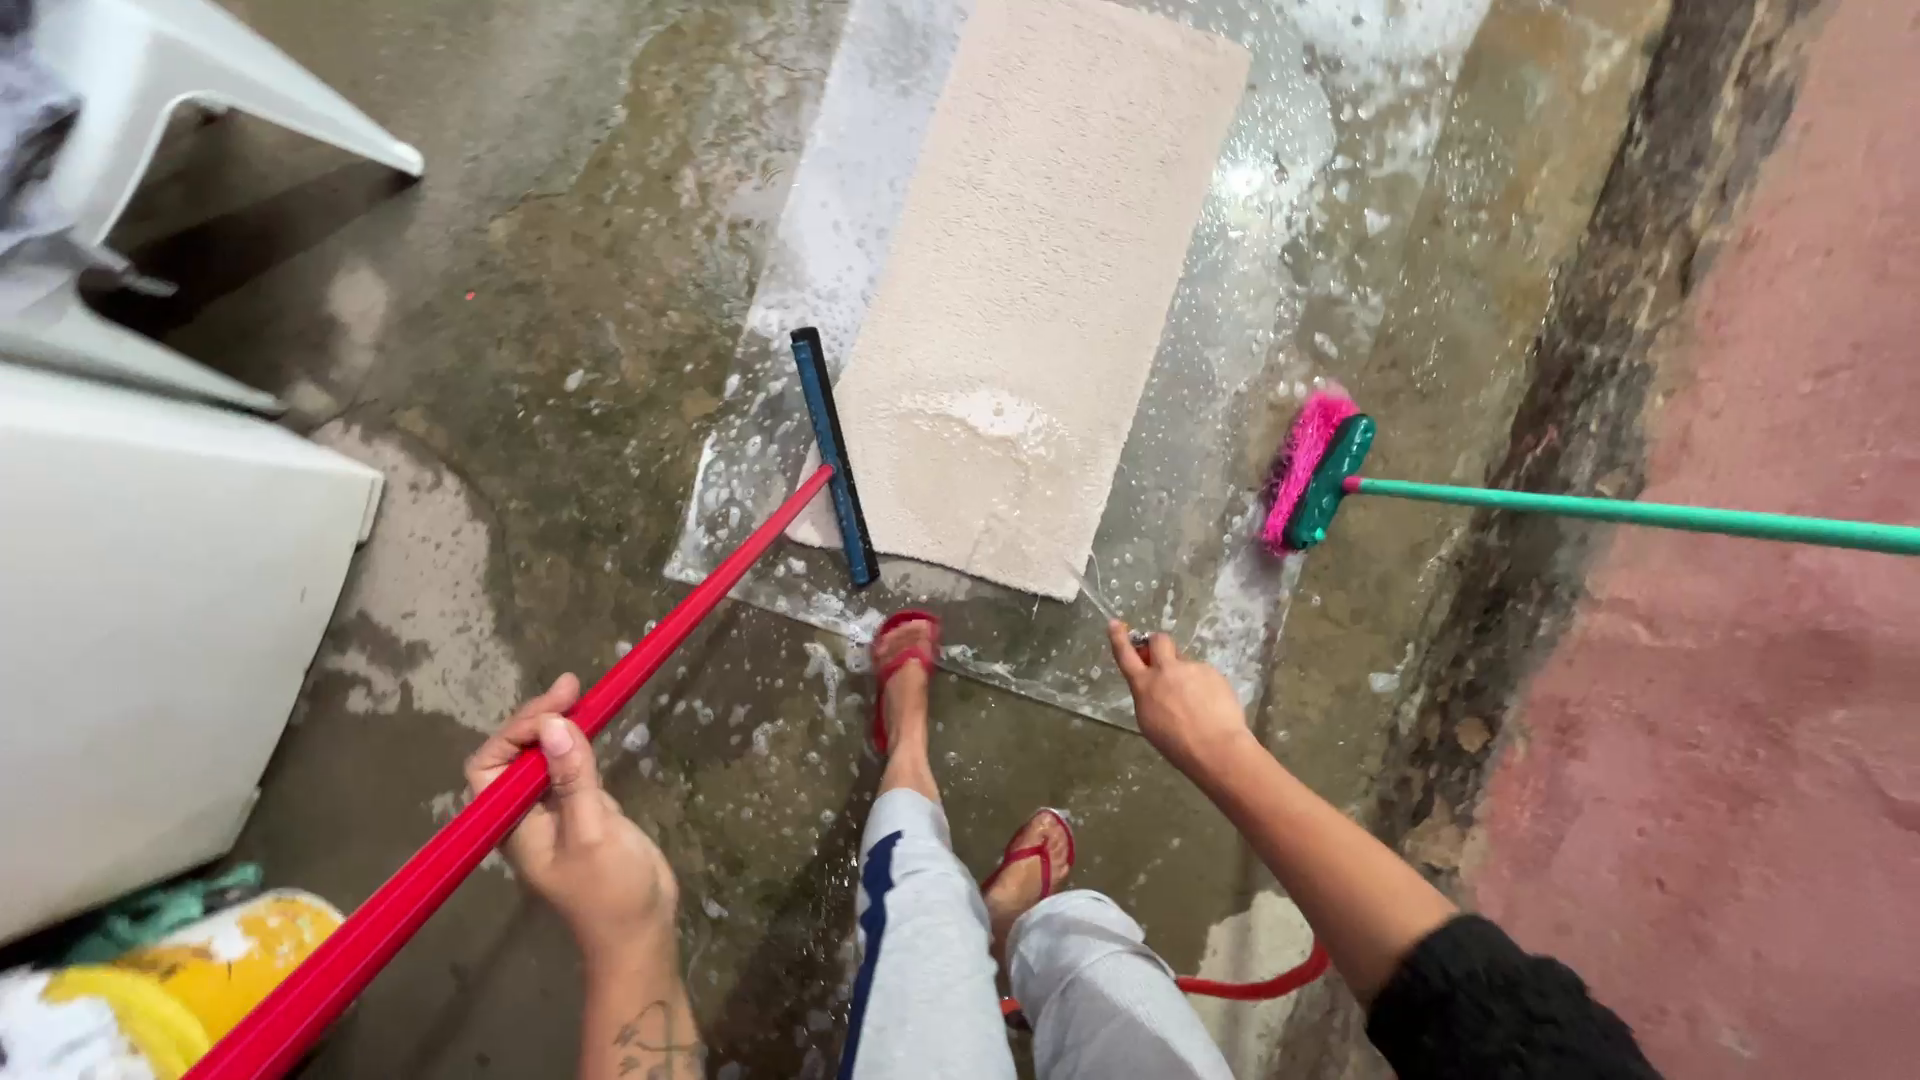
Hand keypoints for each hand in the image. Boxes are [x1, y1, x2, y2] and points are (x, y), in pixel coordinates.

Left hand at [465, 674, 677, 967]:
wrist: (641, 930)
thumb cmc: (610, 890)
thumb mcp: (593, 831)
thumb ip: (572, 777)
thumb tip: (555, 723)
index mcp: (511, 824)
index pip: (489, 764)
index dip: (518, 728)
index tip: (561, 702)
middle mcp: (524, 814)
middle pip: (512, 755)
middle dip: (537, 717)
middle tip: (574, 686)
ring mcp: (554, 812)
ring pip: (541, 758)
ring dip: (557, 724)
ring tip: (583, 694)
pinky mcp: (584, 810)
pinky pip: (570, 767)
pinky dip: (578, 741)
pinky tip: (593, 725)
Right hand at [1108, 621, 1256, 778]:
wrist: (1216, 747)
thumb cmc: (1176, 744)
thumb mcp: (1148, 721)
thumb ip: (1147, 696)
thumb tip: (1154, 686)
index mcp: (1144, 685)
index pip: (1126, 655)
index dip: (1119, 638)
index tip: (1115, 623)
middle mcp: (1166, 670)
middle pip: (1159, 640)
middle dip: (1157, 643)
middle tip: (1162, 656)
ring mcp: (1191, 668)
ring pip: (1185, 663)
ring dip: (1186, 675)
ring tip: (1197, 703)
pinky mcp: (1212, 672)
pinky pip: (1204, 675)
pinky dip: (1204, 686)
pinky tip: (1211, 706)